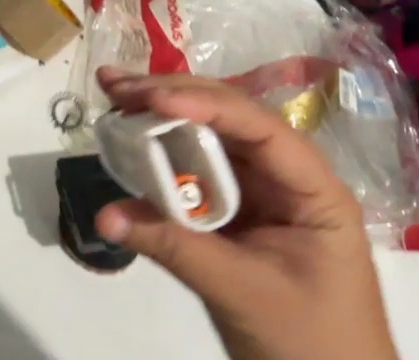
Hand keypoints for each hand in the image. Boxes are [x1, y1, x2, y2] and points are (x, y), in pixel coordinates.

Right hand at [95, 71, 398, 359]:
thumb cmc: (310, 345)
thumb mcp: (243, 294)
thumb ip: (175, 247)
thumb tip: (104, 215)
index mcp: (314, 190)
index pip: (261, 129)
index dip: (207, 104)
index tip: (153, 99)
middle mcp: (287, 177)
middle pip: (230, 118)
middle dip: (173, 96)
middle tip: (116, 85)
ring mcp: (261, 190)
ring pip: (210, 134)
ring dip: (162, 112)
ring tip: (114, 93)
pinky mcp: (236, 207)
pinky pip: (196, 166)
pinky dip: (162, 148)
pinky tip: (129, 133)